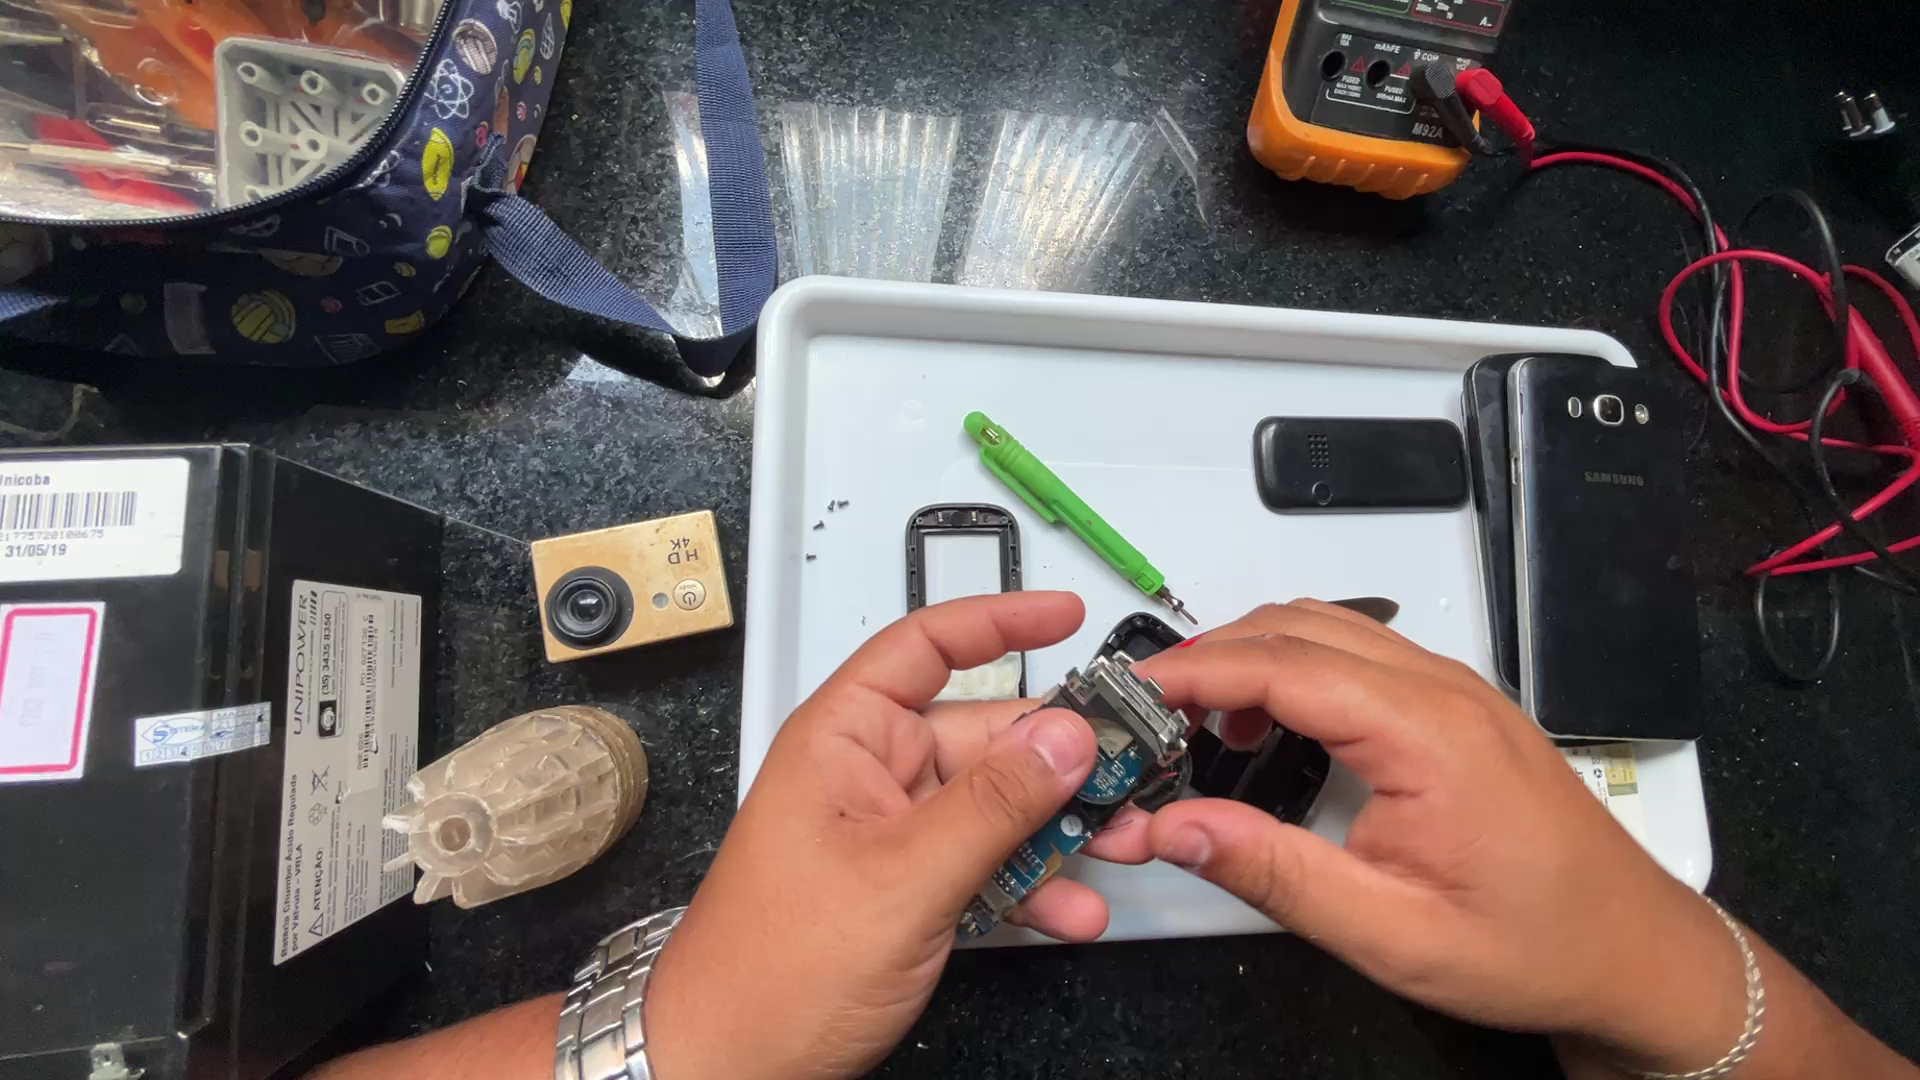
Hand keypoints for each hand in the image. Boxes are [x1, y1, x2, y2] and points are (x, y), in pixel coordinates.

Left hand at [643, 592, 1106, 1079]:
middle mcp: (877, 768)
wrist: (732, 1068)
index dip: (998, 620)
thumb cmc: (771, 969)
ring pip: (998, 798)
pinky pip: (990, 856)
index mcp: (849, 734)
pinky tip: (1071, 904)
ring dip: (1058, 822)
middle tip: (1122, 764)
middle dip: (1058, 752)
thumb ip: (991, 805)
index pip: (927, 645)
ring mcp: (900, 824)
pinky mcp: (918, 874)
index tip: (1063, 615)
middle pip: (985, 731)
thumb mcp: (901, 877)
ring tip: (1116, 839)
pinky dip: (1033, 878)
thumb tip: (1063, 738)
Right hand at [1129, 601, 1752, 1071]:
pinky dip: (1281, 664)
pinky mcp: (1443, 694)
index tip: (1129, 689)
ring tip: (1196, 716)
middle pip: (1290, 626)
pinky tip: (1264, 720)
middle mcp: (1436, 684)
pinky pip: (1342, 646)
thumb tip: (1170, 827)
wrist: (1643, 956)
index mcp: (1427, 732)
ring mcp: (1444, 680)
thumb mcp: (1391, 936)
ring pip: (1314, 624)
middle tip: (1149, 708)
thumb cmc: (1529, 949)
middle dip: (1207, 655)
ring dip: (1243, 654)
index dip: (1194, 670)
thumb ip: (1272, 873)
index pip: (1281, 666)